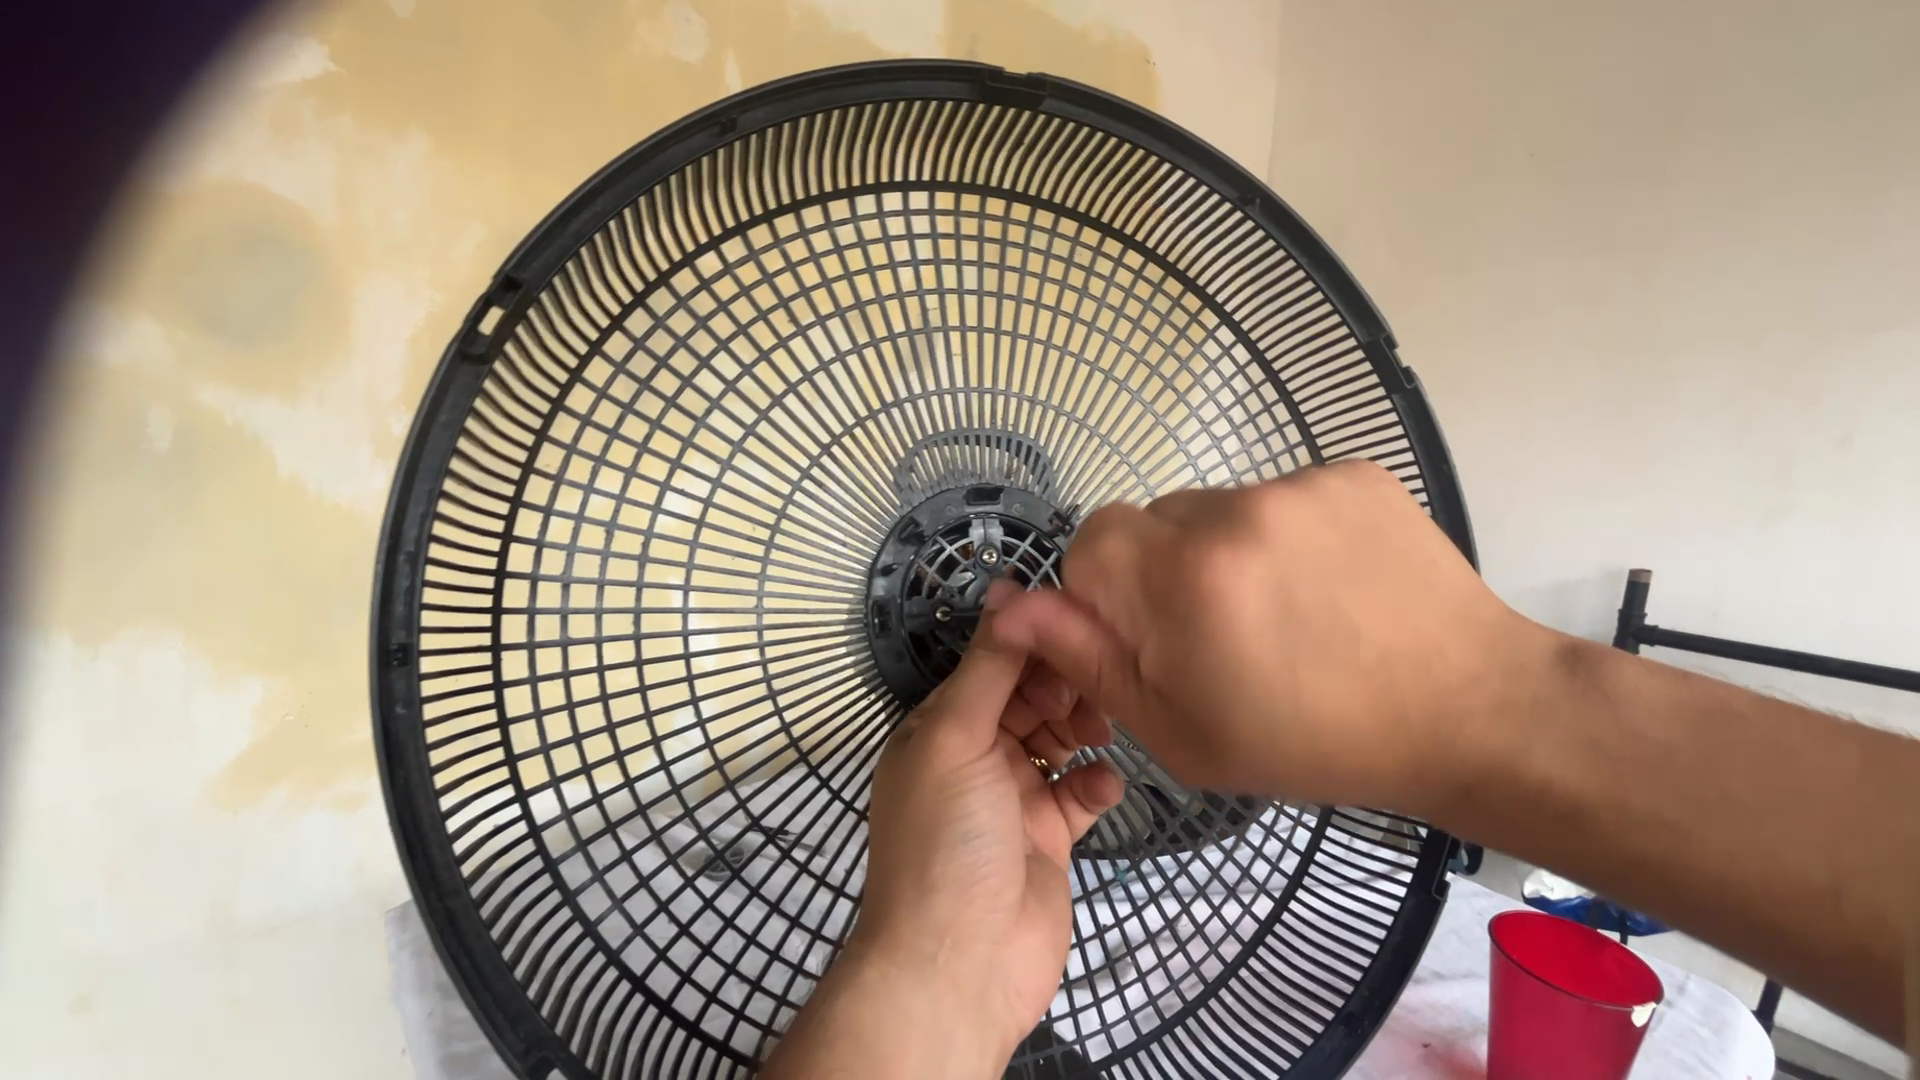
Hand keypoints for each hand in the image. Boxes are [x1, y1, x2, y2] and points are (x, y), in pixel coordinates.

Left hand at [763, 600, 1124, 1077]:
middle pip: (1027, 700)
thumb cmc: (948, 836)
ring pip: (1056, 740)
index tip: (1076, 630)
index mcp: (940, 728)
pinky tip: (1104, 783)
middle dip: (1060, 688)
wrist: (961, 963)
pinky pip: (1077, 794)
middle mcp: (974, 756)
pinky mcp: (1047, 838)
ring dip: (1080, 728)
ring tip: (1100, 732)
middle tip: (1094, 688)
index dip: (1031, 648)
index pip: (991, 667)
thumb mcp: (956, 737)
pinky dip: (1093, 783)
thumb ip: (987, 667)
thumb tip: (1005, 591)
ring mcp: (1011, 798)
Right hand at [991, 460, 1547, 814]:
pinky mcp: (1349, 472)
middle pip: (1150, 522)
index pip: (1087, 544)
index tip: (1155, 639)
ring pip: (1211, 508)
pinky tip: (1323, 585)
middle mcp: (1231, 510)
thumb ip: (1086, 659)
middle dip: (1160, 571)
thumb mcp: (1177, 729)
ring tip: (1280, 609)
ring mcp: (1297, 483)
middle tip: (1219, 632)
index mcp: (1181, 578)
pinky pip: (1276, 496)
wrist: (1469, 713)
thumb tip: (1009, 604)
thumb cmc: (1308, 742)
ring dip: (1220, 552)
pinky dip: (1279, 535)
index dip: (1107, 595)